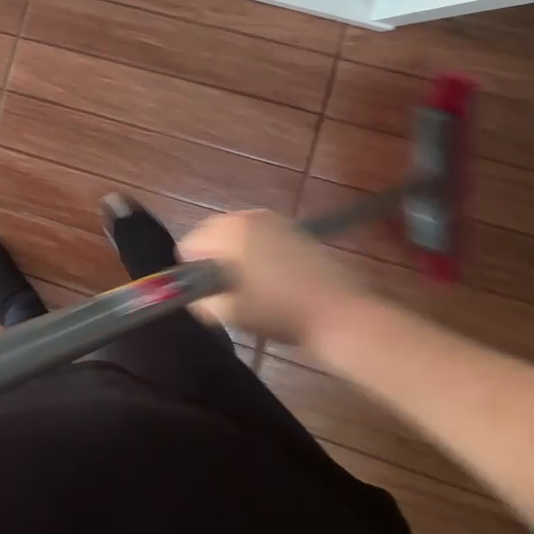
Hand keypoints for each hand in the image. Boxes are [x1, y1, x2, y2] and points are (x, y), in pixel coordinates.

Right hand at [177, 209, 365, 347]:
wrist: (343, 316)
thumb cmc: (281, 312)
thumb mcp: (232, 313)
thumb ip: (203, 302)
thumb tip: (195, 299)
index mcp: (230, 231)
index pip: (191, 243)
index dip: (191, 269)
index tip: (202, 290)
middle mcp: (249, 216)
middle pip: (212, 233)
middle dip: (212, 257)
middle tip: (222, 288)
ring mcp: (275, 221)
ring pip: (236, 233)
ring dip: (232, 253)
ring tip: (244, 283)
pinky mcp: (295, 231)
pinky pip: (259, 236)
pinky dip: (254, 250)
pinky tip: (267, 277)